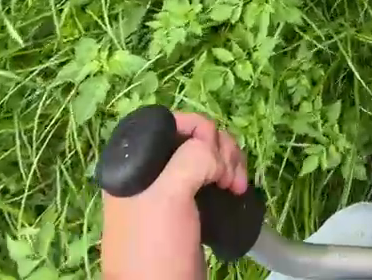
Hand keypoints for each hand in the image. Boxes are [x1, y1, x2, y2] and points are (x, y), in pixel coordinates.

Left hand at [100, 111, 248, 279]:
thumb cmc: (155, 247)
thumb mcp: (169, 194)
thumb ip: (193, 157)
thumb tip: (216, 154)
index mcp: (134, 166)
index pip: (170, 123)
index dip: (198, 129)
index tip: (213, 153)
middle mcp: (150, 174)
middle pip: (195, 137)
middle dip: (220, 148)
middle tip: (228, 176)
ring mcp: (170, 191)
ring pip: (209, 155)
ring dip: (230, 161)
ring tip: (236, 185)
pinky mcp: (189, 207)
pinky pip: (215, 175)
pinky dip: (231, 175)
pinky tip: (237, 188)